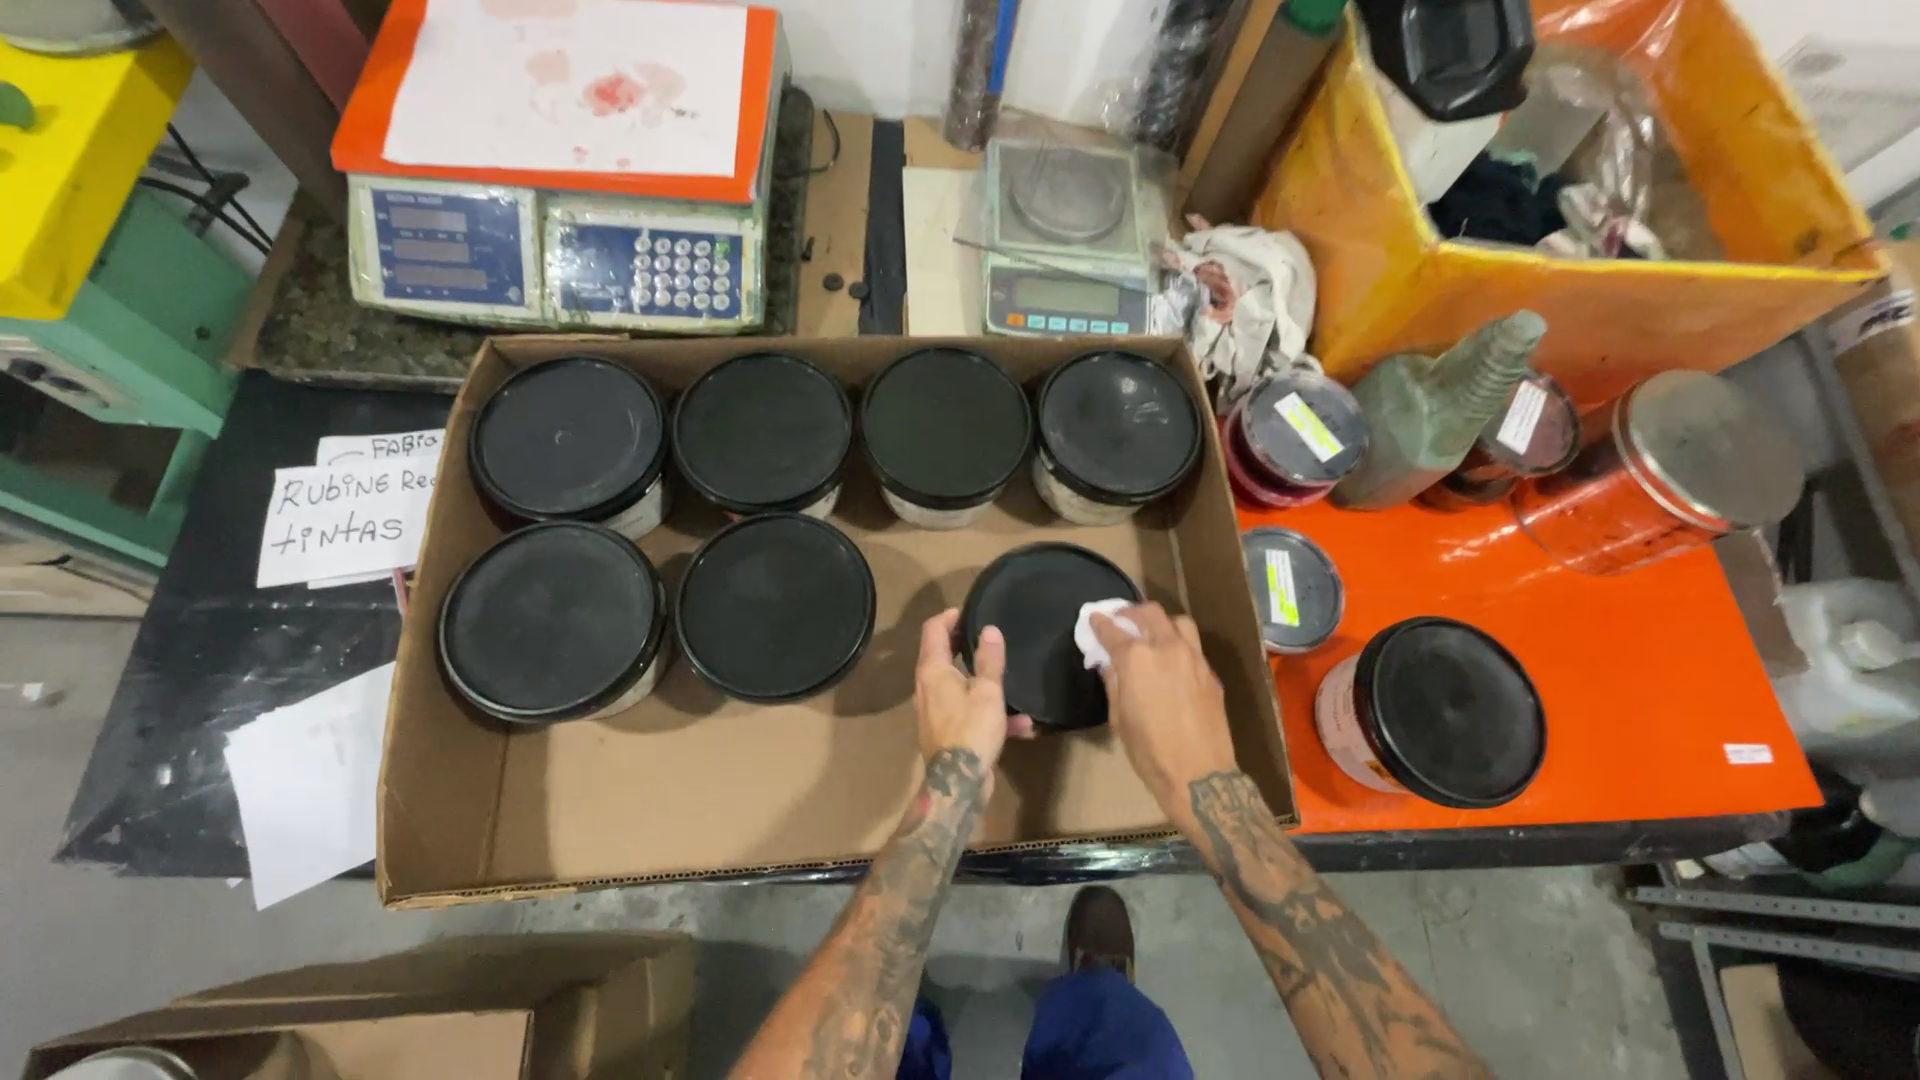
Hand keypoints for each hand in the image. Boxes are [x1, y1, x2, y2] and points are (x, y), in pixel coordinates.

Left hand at [915, 610, 1034, 792]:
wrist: (958, 783)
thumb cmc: (972, 730)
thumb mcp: (987, 692)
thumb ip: (989, 660)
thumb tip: (989, 629)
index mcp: (932, 670)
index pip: (933, 630)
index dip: (950, 616)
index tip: (970, 612)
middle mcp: (927, 687)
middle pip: (942, 655)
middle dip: (965, 645)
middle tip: (989, 637)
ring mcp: (934, 710)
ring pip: (959, 686)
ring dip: (984, 683)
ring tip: (1009, 680)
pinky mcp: (946, 731)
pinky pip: (968, 712)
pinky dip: (989, 712)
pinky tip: (1022, 724)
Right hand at [1091, 604, 1237, 820]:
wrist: (1199, 774)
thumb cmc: (1149, 750)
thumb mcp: (1119, 718)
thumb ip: (1113, 682)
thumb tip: (1109, 664)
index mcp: (1136, 659)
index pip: (1113, 630)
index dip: (1100, 623)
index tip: (1094, 619)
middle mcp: (1166, 648)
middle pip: (1148, 613)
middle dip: (1131, 612)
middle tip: (1121, 619)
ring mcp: (1193, 657)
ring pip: (1178, 621)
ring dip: (1161, 621)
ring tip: (1151, 631)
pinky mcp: (1210, 672)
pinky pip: (1193, 645)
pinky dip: (1178, 642)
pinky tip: (1171, 657)